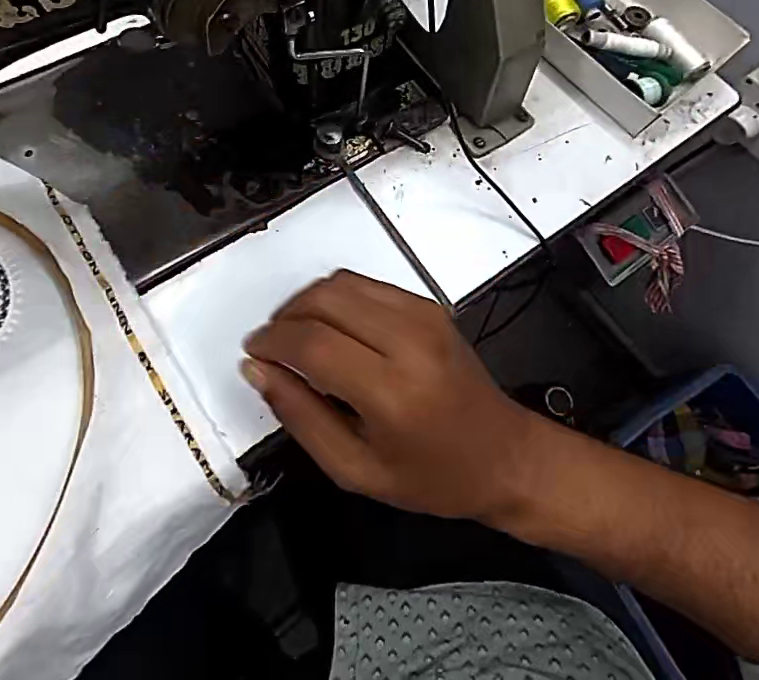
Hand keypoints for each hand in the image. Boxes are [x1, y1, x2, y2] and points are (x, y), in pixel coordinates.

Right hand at [241, 270, 551, 523]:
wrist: (503, 454)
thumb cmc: (434, 476)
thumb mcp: (355, 469)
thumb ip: (300, 416)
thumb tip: (259, 371)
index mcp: (394, 392)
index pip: (313, 344)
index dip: (272, 343)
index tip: (255, 353)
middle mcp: (410, 341)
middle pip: (323, 300)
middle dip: (284, 318)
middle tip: (271, 346)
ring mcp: (423, 315)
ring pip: (341, 282)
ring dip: (306, 302)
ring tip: (296, 336)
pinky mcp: (428, 304)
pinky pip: (365, 283)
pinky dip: (335, 298)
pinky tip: (331, 328)